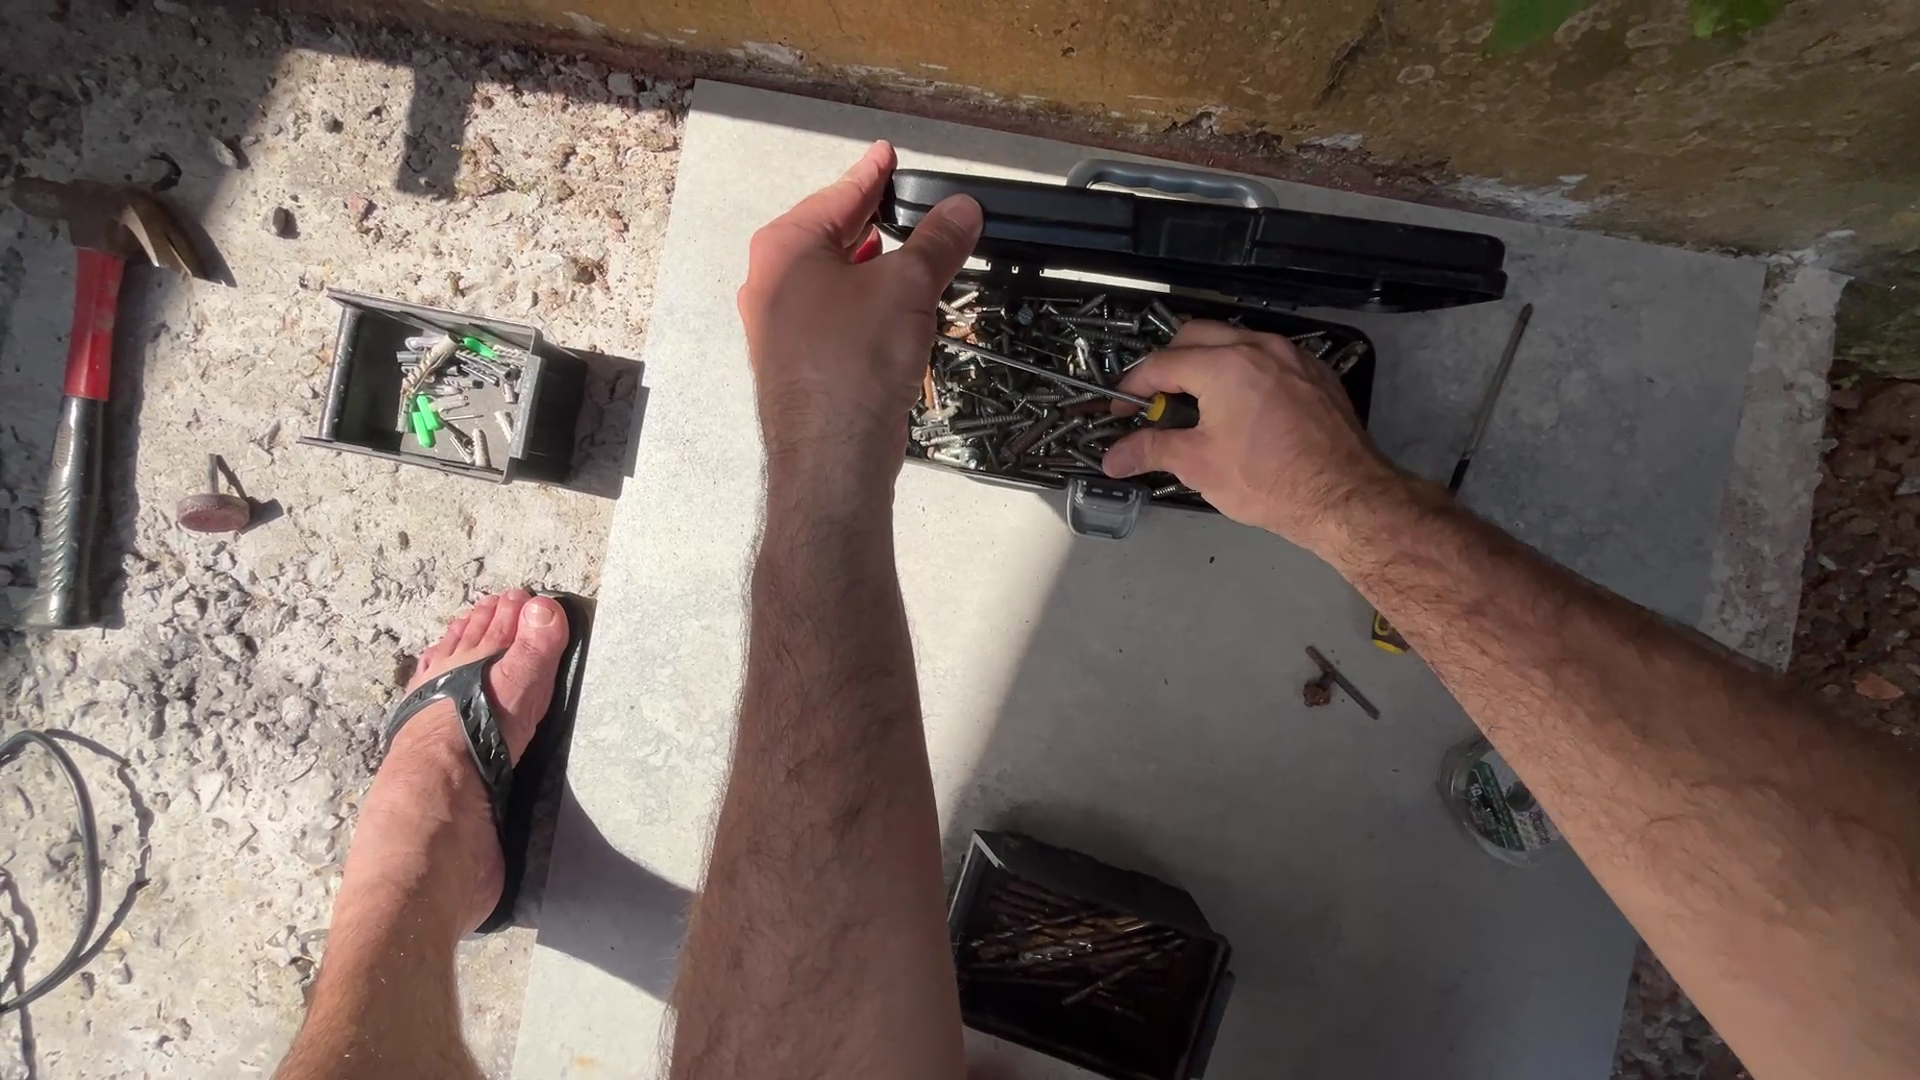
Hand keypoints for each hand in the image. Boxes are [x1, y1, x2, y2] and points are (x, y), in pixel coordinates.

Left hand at [738, 141, 982, 479]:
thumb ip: (937, 243)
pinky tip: (885, 314)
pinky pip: (831, 321)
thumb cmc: (859, 357)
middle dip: (867, 222)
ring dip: (866, 270)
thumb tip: (964, 209)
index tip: (888, 156)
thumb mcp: (907, 288)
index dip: (871, 174)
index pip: (837, 196)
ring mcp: (777, 330)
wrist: (832, 456)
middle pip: (828, 238)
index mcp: (786, 249)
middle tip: (901, 205)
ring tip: (901, 258)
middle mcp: (771, 284)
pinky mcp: (795, 368)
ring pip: (829, 283)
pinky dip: (860, 308)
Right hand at [1101, 321, 1403, 552]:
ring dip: (1205, 362)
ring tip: (1193, 401)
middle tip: (1154, 399)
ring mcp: (1291, 356)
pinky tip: (1237, 405)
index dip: (1133, 387)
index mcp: (1224, 365)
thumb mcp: (1197, 465)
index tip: (1121, 409)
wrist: (1342, 496)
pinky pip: (1266, 355)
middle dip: (1166, 363)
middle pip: (1195, 336)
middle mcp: (1258, 347)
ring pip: (1234, 340)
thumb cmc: (1269, 480)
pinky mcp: (1314, 372)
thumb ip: (1150, 450)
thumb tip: (1113, 458)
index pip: (1161, 364)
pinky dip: (1240, 369)